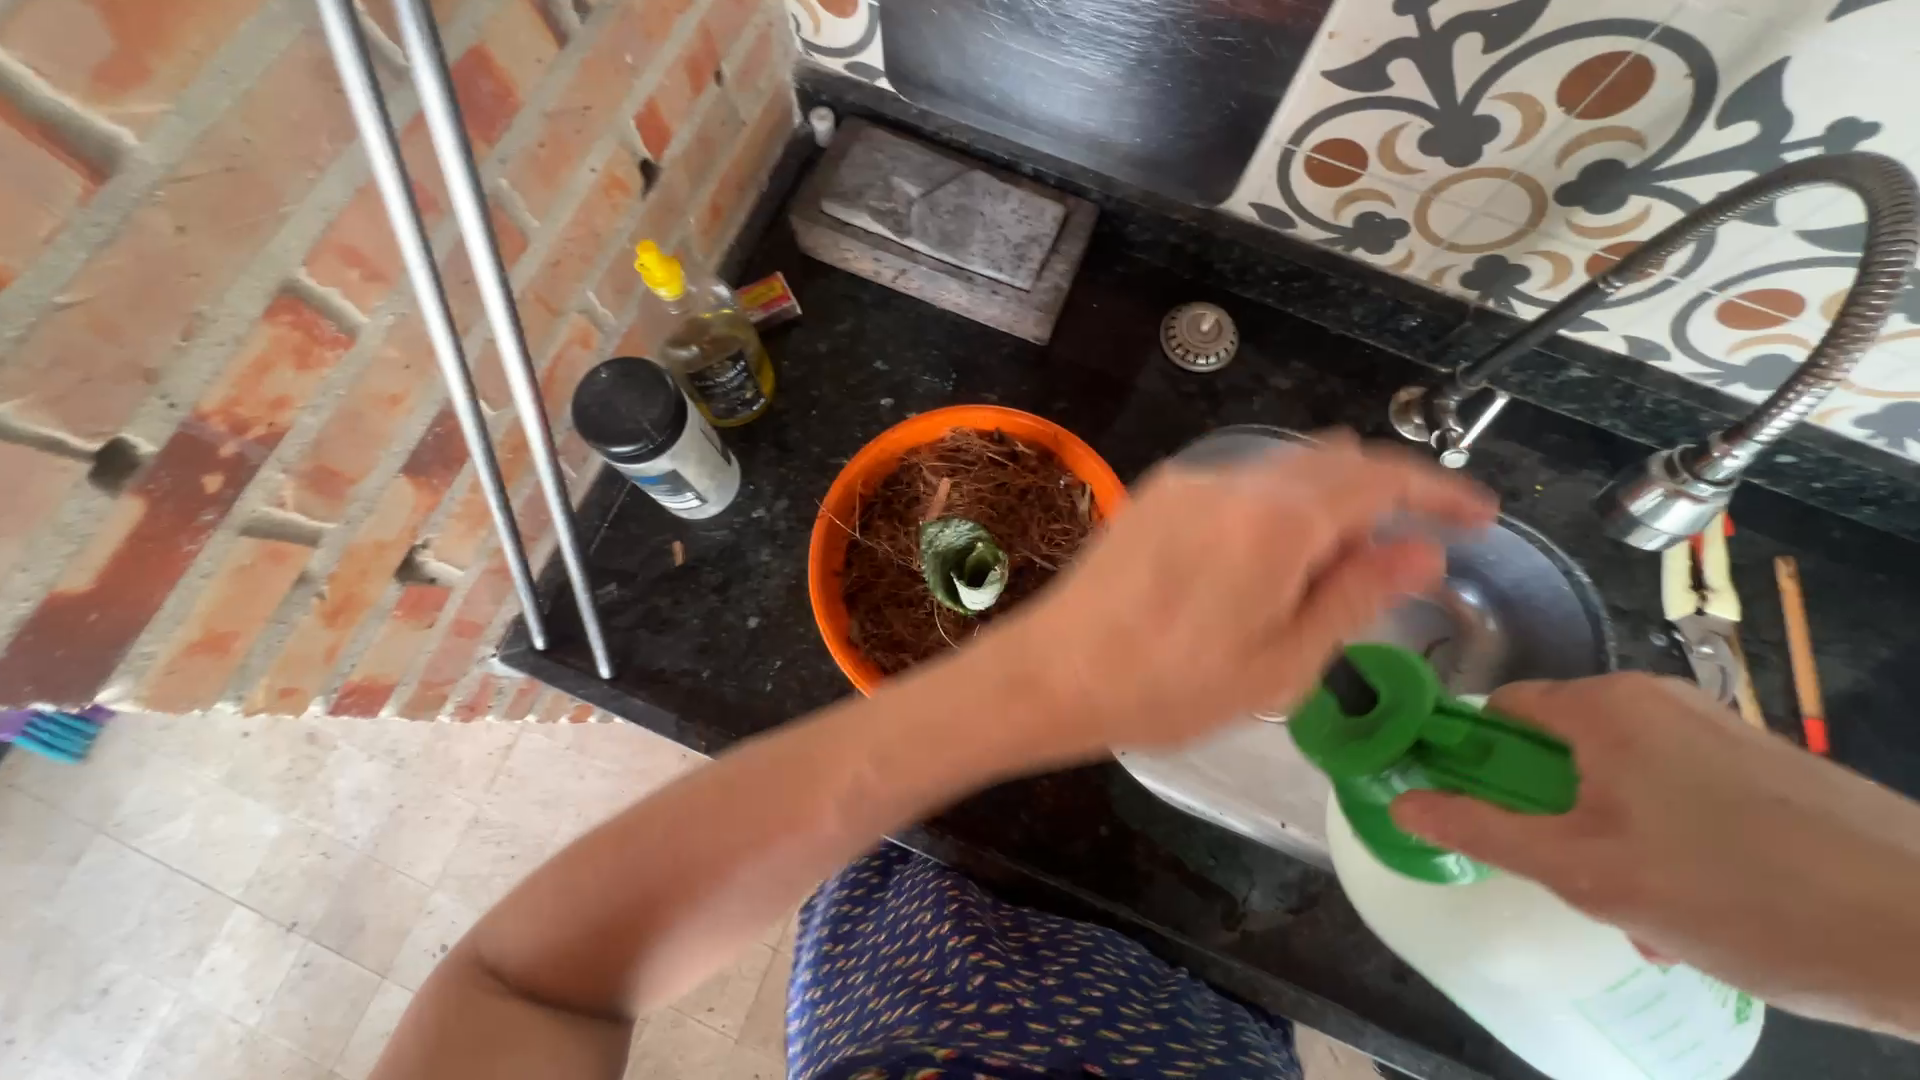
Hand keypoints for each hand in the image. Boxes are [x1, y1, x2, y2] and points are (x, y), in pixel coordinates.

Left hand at [969, 435, 1494, 765]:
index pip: (1380, 477)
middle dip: (1384, 492)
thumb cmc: (1169, 687)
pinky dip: (1278, 507)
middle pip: (1331, 462)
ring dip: (1328, 500)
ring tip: (1346, 558)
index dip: (1438, 490)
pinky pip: (1238, 487)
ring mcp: (1185, 484)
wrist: (1050, 675)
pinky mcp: (1153, 499)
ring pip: (1282, 471)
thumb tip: (1420, 550)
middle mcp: (1232, 481)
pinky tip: (1273, 556)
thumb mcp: (1280, 663)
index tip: (1479, 514)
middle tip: (1413, 542)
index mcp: (1275, 519)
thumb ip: (1354, 595)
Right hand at [1393, 674, 1919, 1036]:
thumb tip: (1401, 802)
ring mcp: (1718, 728)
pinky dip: (1665, 833)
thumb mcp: (1585, 874)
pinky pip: (1677, 787)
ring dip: (1607, 833)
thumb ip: (1482, 830)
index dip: (1475, 759)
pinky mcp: (1767, 763)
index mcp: (1604, 706)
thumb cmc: (1741, 894)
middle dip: (1552, 812)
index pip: (1498, 708)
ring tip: (1646, 907)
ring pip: (1619, 775)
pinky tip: (1702, 900)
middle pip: (1558, 746)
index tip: (1484, 816)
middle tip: (1575, 878)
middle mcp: (1656, 698)